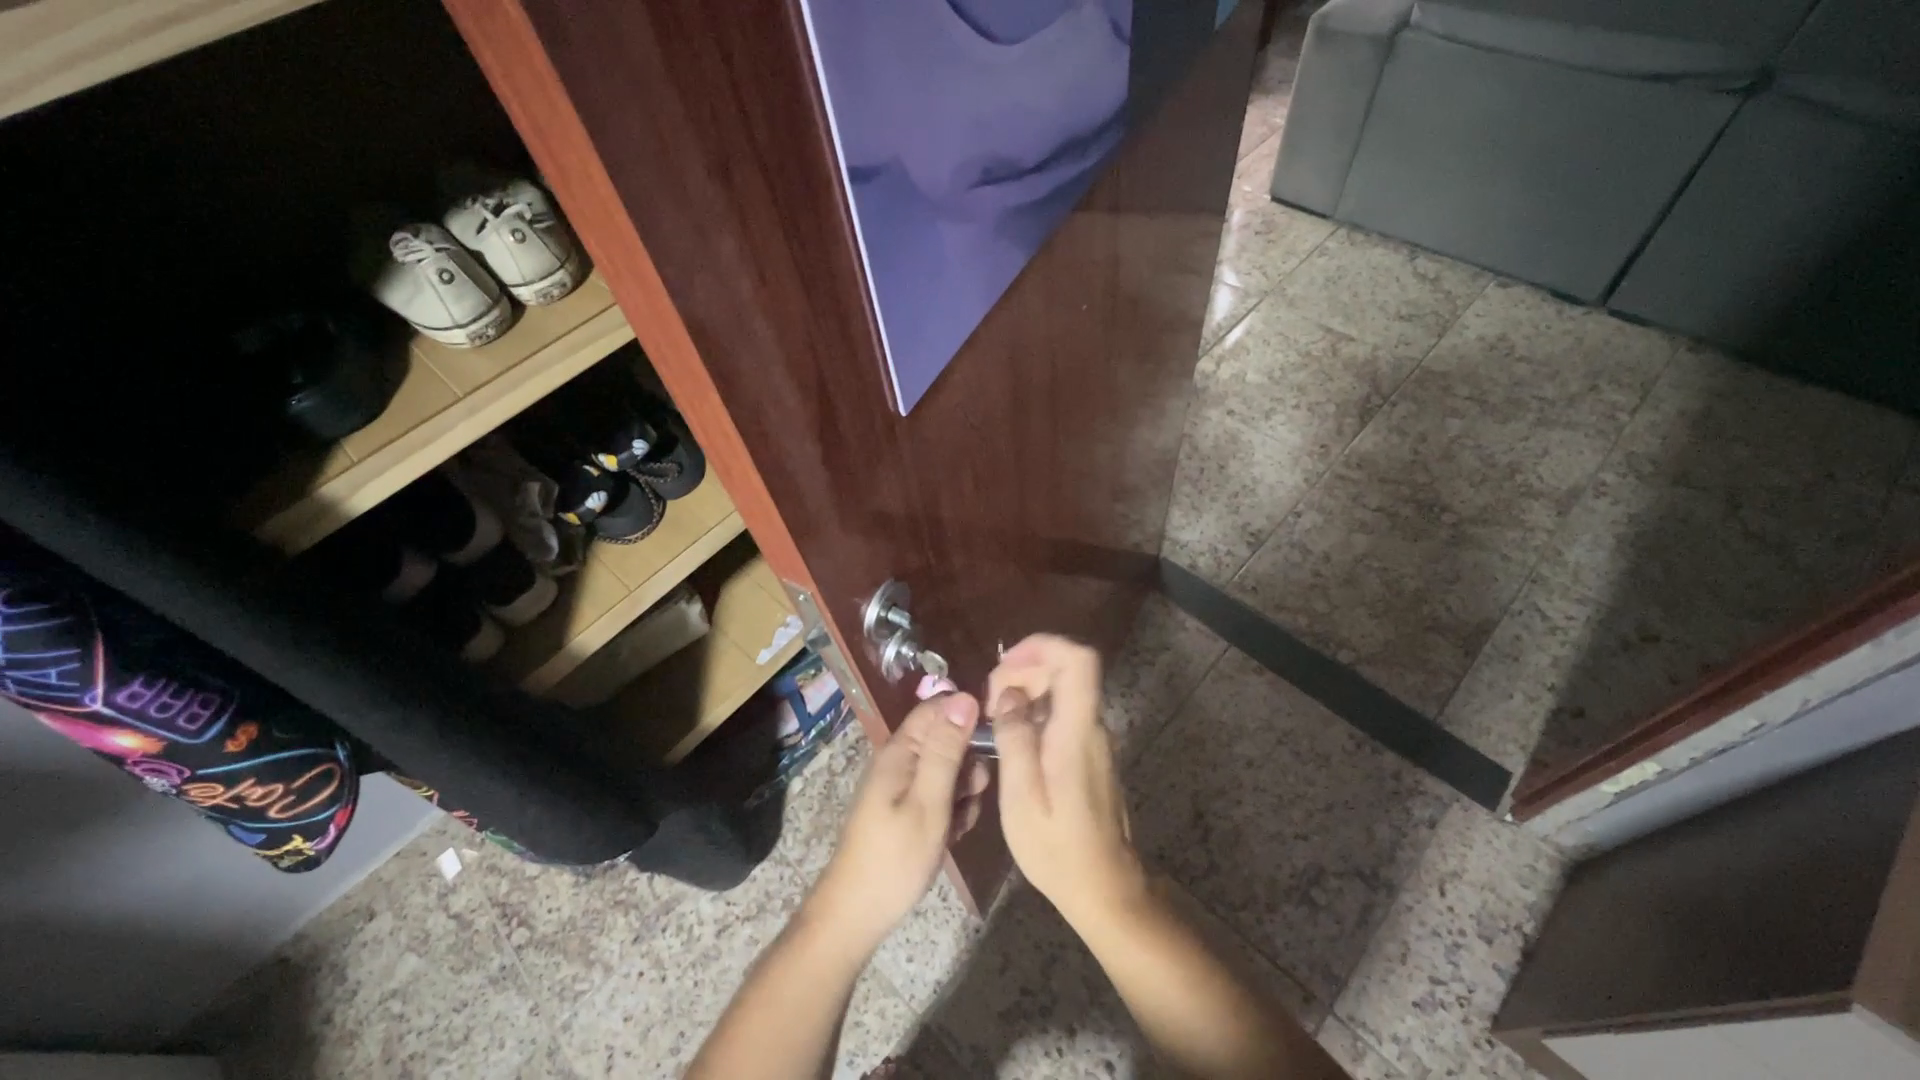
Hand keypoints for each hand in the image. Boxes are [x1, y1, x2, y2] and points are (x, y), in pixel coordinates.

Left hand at [807, 692, 991, 947]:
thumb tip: (965, 697)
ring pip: (950, 771)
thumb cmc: (895, 857)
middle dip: (969, 763)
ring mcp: (904, 787)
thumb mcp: (929, 801)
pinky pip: (942, 796)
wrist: (859, 913)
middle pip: (948, 739)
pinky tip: (953, 835)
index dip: (969, 717)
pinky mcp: (909, 811)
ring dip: (965, 792)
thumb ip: (947, 750)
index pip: (939, 708)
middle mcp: (901, 761)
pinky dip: (954, 812)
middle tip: (971, 796)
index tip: (995, 741)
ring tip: (959, 822)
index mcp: (901, 750)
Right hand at [988, 635, 1146, 926]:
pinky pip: (1063, 716)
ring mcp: (1095, 742)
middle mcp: (1093, 728)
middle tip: (989, 706)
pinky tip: (1012, 743)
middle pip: (1067, 670)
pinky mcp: (1090, 756)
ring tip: (994, 725)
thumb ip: (1015, 739)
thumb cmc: (1058, 848)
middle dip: (1023, 672)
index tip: (1004, 665)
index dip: (1042, 646)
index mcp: (1077, 733)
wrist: (1105, 887)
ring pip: (1063, 692)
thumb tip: (1010, 696)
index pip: (1078, 660)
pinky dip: (1035, 714)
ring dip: (1026, 694)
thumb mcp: (1021, 798)